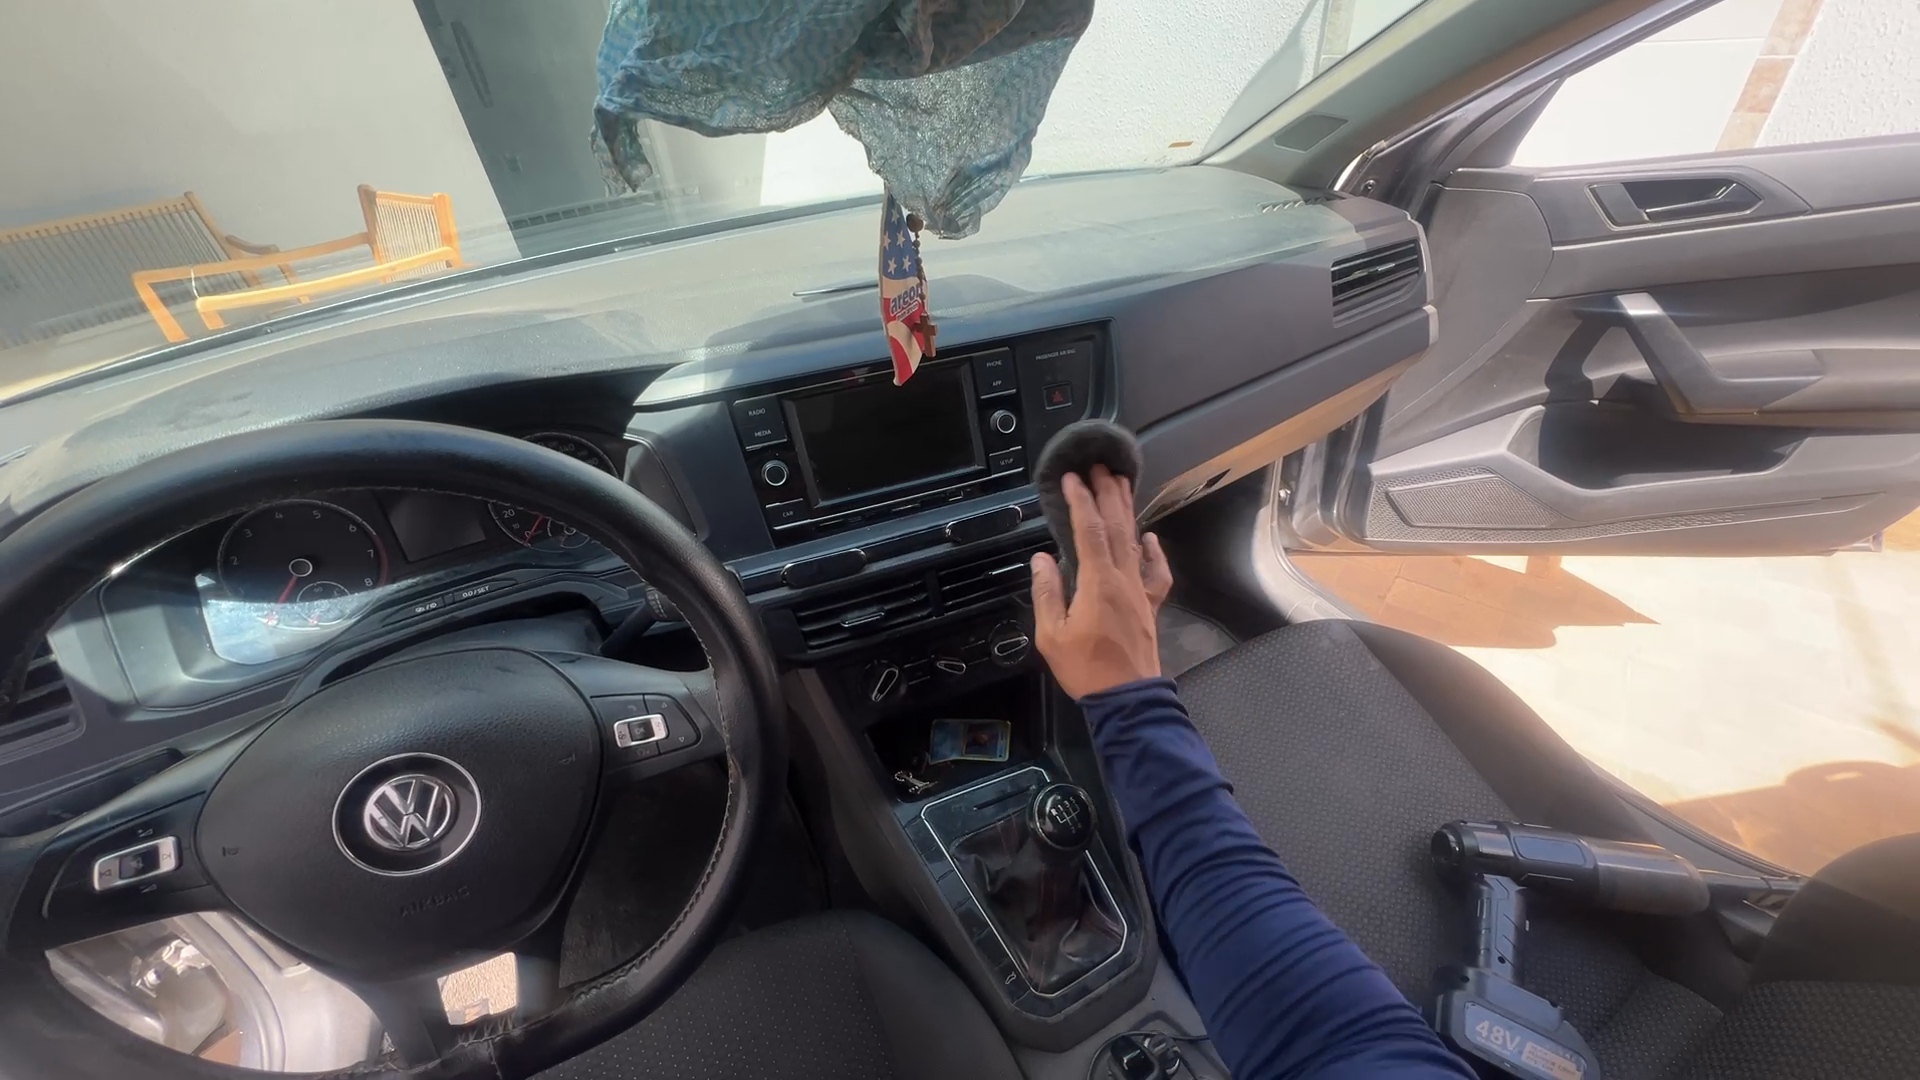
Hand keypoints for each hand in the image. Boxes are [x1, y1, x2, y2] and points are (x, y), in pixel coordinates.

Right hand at [1029, 466, 1172, 698]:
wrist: (1127, 698)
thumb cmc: (1085, 668)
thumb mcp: (1051, 634)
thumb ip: (1047, 592)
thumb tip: (1041, 558)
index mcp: (1098, 582)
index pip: (1088, 530)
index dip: (1080, 500)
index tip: (1072, 478)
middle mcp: (1123, 578)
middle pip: (1116, 526)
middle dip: (1107, 493)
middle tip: (1101, 466)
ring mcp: (1140, 590)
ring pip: (1135, 541)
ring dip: (1127, 510)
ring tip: (1122, 484)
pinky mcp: (1150, 604)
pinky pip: (1156, 571)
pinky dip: (1154, 551)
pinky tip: (1149, 537)